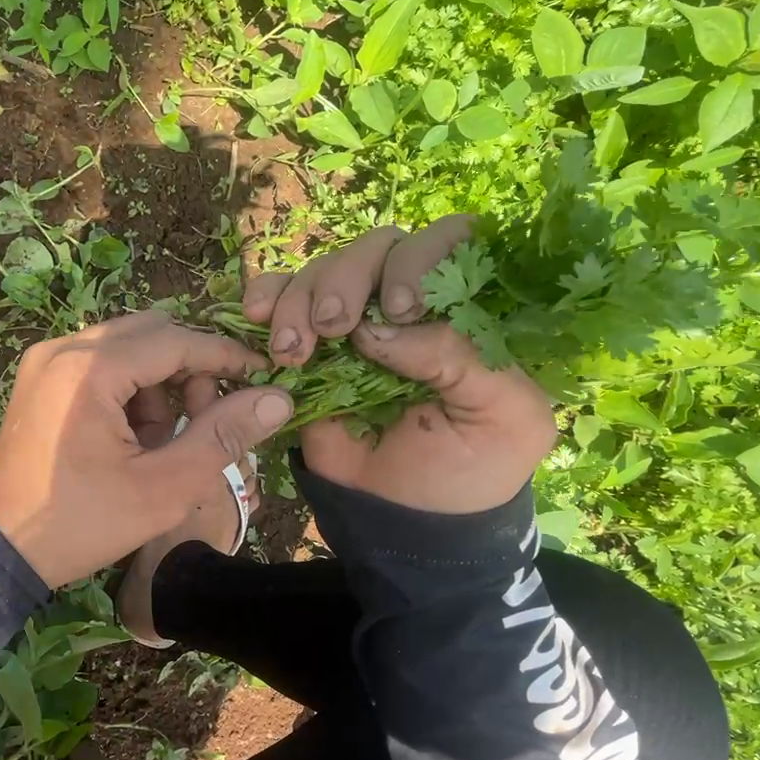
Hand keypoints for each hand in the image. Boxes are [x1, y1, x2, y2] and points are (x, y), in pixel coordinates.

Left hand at [0, 311, 292, 586]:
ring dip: (158, 382)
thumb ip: (221, 436)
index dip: (224, 355)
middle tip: (207, 418)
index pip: (174, 340)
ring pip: (125, 346)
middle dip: (188, 368)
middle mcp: (62, 348)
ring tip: (164, 441)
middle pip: (149, 332)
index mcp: (88, 368)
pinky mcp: (38, 377)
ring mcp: (44, 360)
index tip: (262, 375)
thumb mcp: (162, 487)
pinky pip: (98, 362)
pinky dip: (127, 389)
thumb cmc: (82, 523)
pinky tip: (132, 438)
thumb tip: (278, 398)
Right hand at [244, 220, 555, 514]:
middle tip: (334, 330)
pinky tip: (257, 319)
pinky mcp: (304, 339)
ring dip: (300, 301)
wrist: (395, 518)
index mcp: (468, 310)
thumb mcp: (503, 419)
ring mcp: (352, 318)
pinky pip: (278, 295)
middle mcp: (407, 302)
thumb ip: (463, 359)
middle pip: (377, 247)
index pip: (453, 241)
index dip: (421, 258)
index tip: (400, 308)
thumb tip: (376, 325)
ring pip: (322, 268)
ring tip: (292, 353)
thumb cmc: (464, 471)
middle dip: (347, 280)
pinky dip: (265, 297)